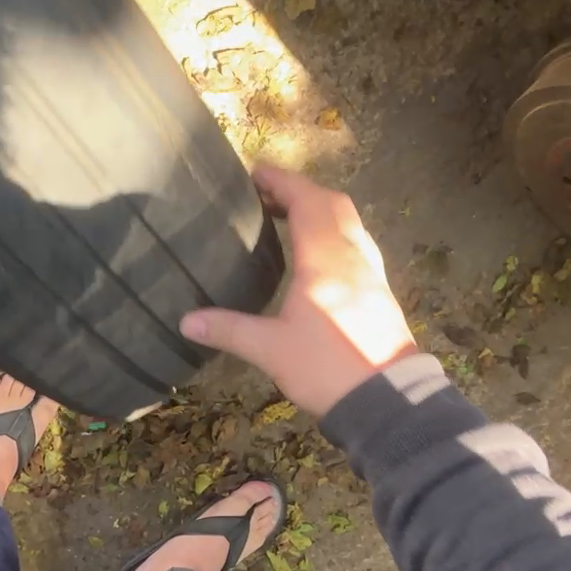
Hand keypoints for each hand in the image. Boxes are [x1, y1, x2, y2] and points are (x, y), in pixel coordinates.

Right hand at [179, 166, 417, 415]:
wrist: (385, 397)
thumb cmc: (326, 365)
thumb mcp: (269, 349)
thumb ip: (228, 330)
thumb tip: (186, 321)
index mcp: (325, 259)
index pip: (305, 202)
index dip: (281, 183)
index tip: (255, 173)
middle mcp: (352, 256)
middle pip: (332, 205)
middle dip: (301, 191)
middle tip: (268, 196)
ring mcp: (370, 273)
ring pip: (349, 224)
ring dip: (321, 211)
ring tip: (290, 219)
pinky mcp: (378, 292)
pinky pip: (355, 246)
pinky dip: (334, 235)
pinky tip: (318, 257)